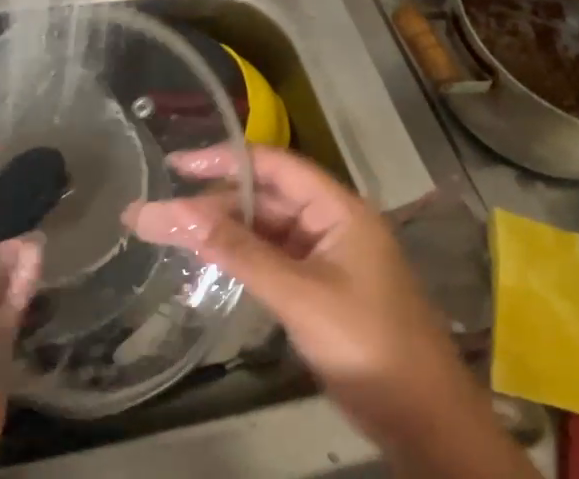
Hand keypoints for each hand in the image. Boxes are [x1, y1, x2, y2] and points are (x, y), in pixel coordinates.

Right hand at [125, 145, 534, 477]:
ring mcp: (327, 258)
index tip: (173, 164)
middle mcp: (332, 223)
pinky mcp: (320, 289)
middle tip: (154, 214)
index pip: (274, 165)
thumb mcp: (299, 295)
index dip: (223, 160)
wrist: (424, 419)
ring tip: (166, 233)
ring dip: (221, 231)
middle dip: (211, 203)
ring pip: (265, 231)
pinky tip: (206, 260)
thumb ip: (239, 251)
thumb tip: (175, 211)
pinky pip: (273, 259)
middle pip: (264, 199)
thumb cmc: (368, 344)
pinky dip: (240, 257)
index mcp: (339, 209)